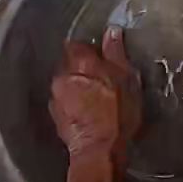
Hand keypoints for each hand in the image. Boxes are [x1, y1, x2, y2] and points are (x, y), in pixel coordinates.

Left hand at [49, 26, 141, 174]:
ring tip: (95, 98)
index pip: (77, 44)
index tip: (102, 59)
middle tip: (101, 79)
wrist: (99, 149)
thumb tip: (112, 32)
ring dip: (76, 86)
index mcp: (81, 62)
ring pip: (65, 83)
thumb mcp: (127, 78)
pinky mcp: (55, 116)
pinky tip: (87, 112)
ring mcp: (56, 97)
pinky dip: (72, 103)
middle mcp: (63, 76)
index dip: (90, 50)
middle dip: (82, 68)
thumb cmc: (117, 113)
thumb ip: (116, 52)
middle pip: (69, 63)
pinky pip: (63, 102)